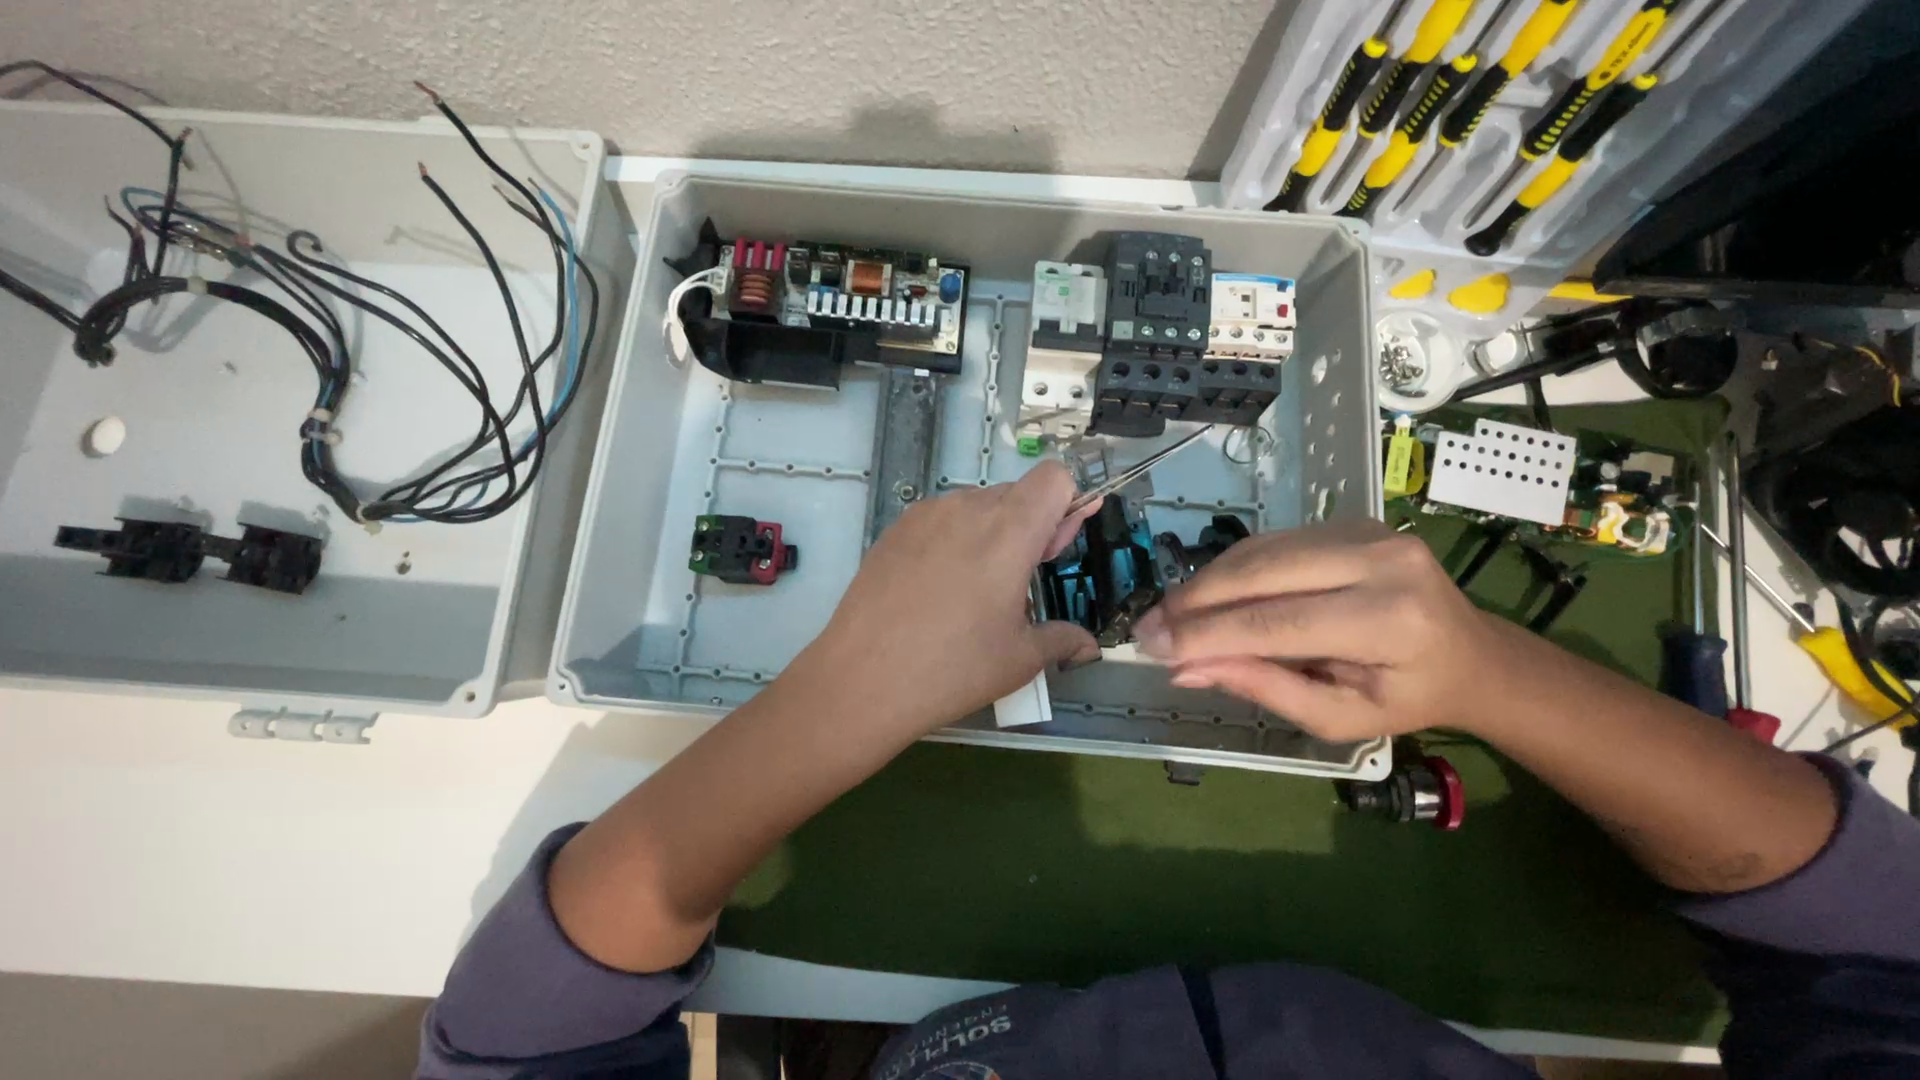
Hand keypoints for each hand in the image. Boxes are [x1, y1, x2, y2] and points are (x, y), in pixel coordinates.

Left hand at [796, 461, 1102, 736]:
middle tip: (1016, 584)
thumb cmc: (953, 668)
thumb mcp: (1019, 659)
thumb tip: (1087, 645)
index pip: (1054, 477)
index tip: (1051, 553)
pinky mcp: (894, 529)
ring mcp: (925, 515)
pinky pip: (940, 520)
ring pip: (975, 506)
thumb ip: (1063, 639)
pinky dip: (952, 541)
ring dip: (989, 534)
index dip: (1064, 508)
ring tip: (971, 593)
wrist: (862, 679)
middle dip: (1029, 528)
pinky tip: (935, 591)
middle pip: (1016, 494)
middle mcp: (967, 508)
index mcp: (1010, 530)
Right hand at [1131, 520, 1505, 740]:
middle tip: (1148, 628)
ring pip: (1258, 550)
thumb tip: (1187, 669)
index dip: (1208, 635)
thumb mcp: (1340, 716)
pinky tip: (1205, 597)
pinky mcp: (1349, 521)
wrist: (1469, 653)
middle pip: (1261, 572)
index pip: (1278, 623)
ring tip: (1168, 616)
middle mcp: (1382, 560)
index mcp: (1390, 619)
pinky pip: (1270, 542)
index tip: (1153, 648)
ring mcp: (1366, 530)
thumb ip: (1266, 688)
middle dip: (1194, 601)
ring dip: (1204, 583)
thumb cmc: (1406, 696)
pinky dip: (1229, 570)